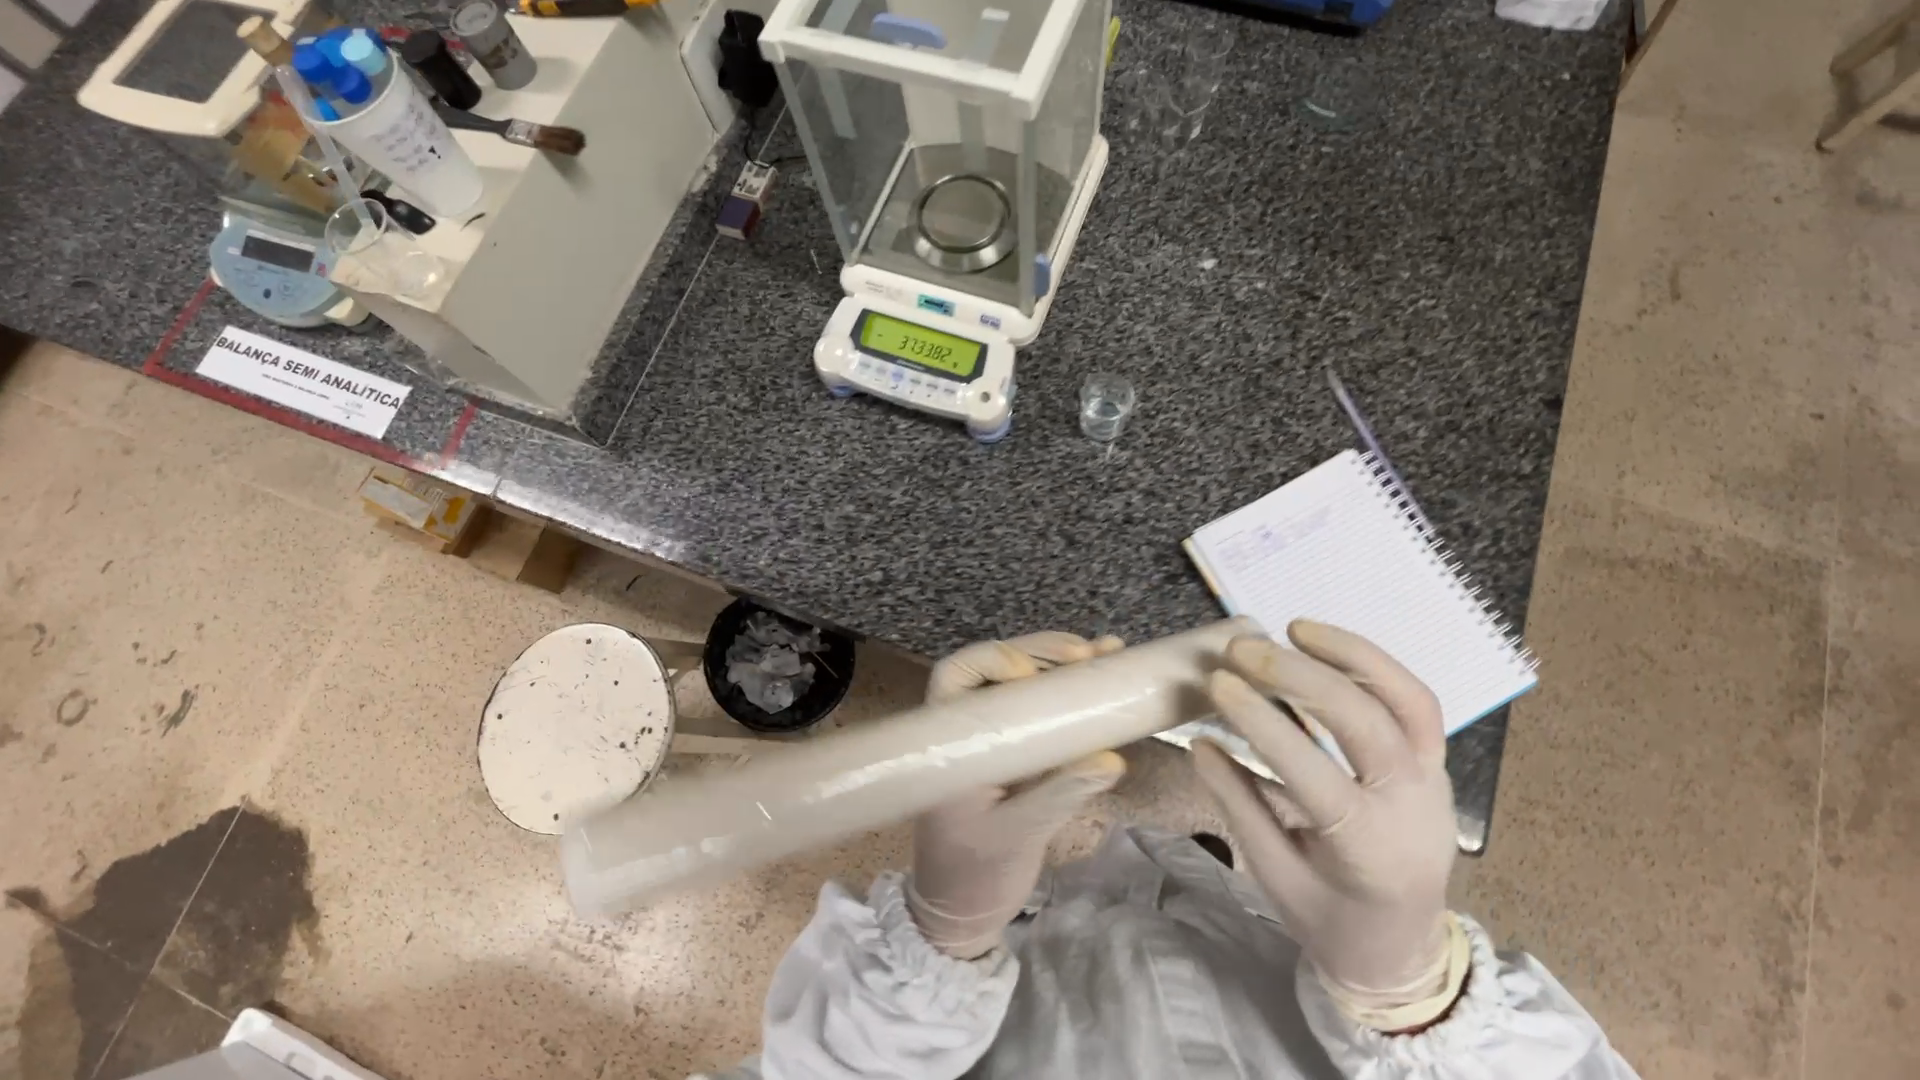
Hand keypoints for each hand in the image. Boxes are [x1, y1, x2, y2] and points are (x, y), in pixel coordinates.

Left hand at [908, 632, 1126, 958]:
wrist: (963, 912)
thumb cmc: (973, 872)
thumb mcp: (1016, 835)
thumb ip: (1058, 796)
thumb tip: (1111, 760)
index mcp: (948, 740)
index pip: (957, 674)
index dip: (993, 660)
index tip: (1031, 674)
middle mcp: (969, 728)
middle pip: (1000, 670)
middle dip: (1043, 653)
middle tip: (1087, 654)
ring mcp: (997, 739)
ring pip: (1027, 687)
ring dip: (1065, 669)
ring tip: (1109, 653)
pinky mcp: (1022, 753)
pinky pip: (1047, 715)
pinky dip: (1075, 697)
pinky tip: (1108, 677)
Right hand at [1193, 621, 1460, 1027]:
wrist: (1404, 949)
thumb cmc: (1331, 918)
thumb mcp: (1274, 875)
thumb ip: (1239, 806)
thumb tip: (1201, 744)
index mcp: (1369, 848)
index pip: (1314, 772)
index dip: (1263, 723)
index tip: (1219, 684)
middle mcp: (1413, 805)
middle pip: (1366, 722)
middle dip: (1300, 677)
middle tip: (1243, 650)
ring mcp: (1434, 779)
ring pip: (1407, 700)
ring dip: (1350, 655)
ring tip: (1294, 628)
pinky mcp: (1435, 762)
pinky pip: (1413, 703)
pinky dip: (1370, 667)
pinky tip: (1323, 647)